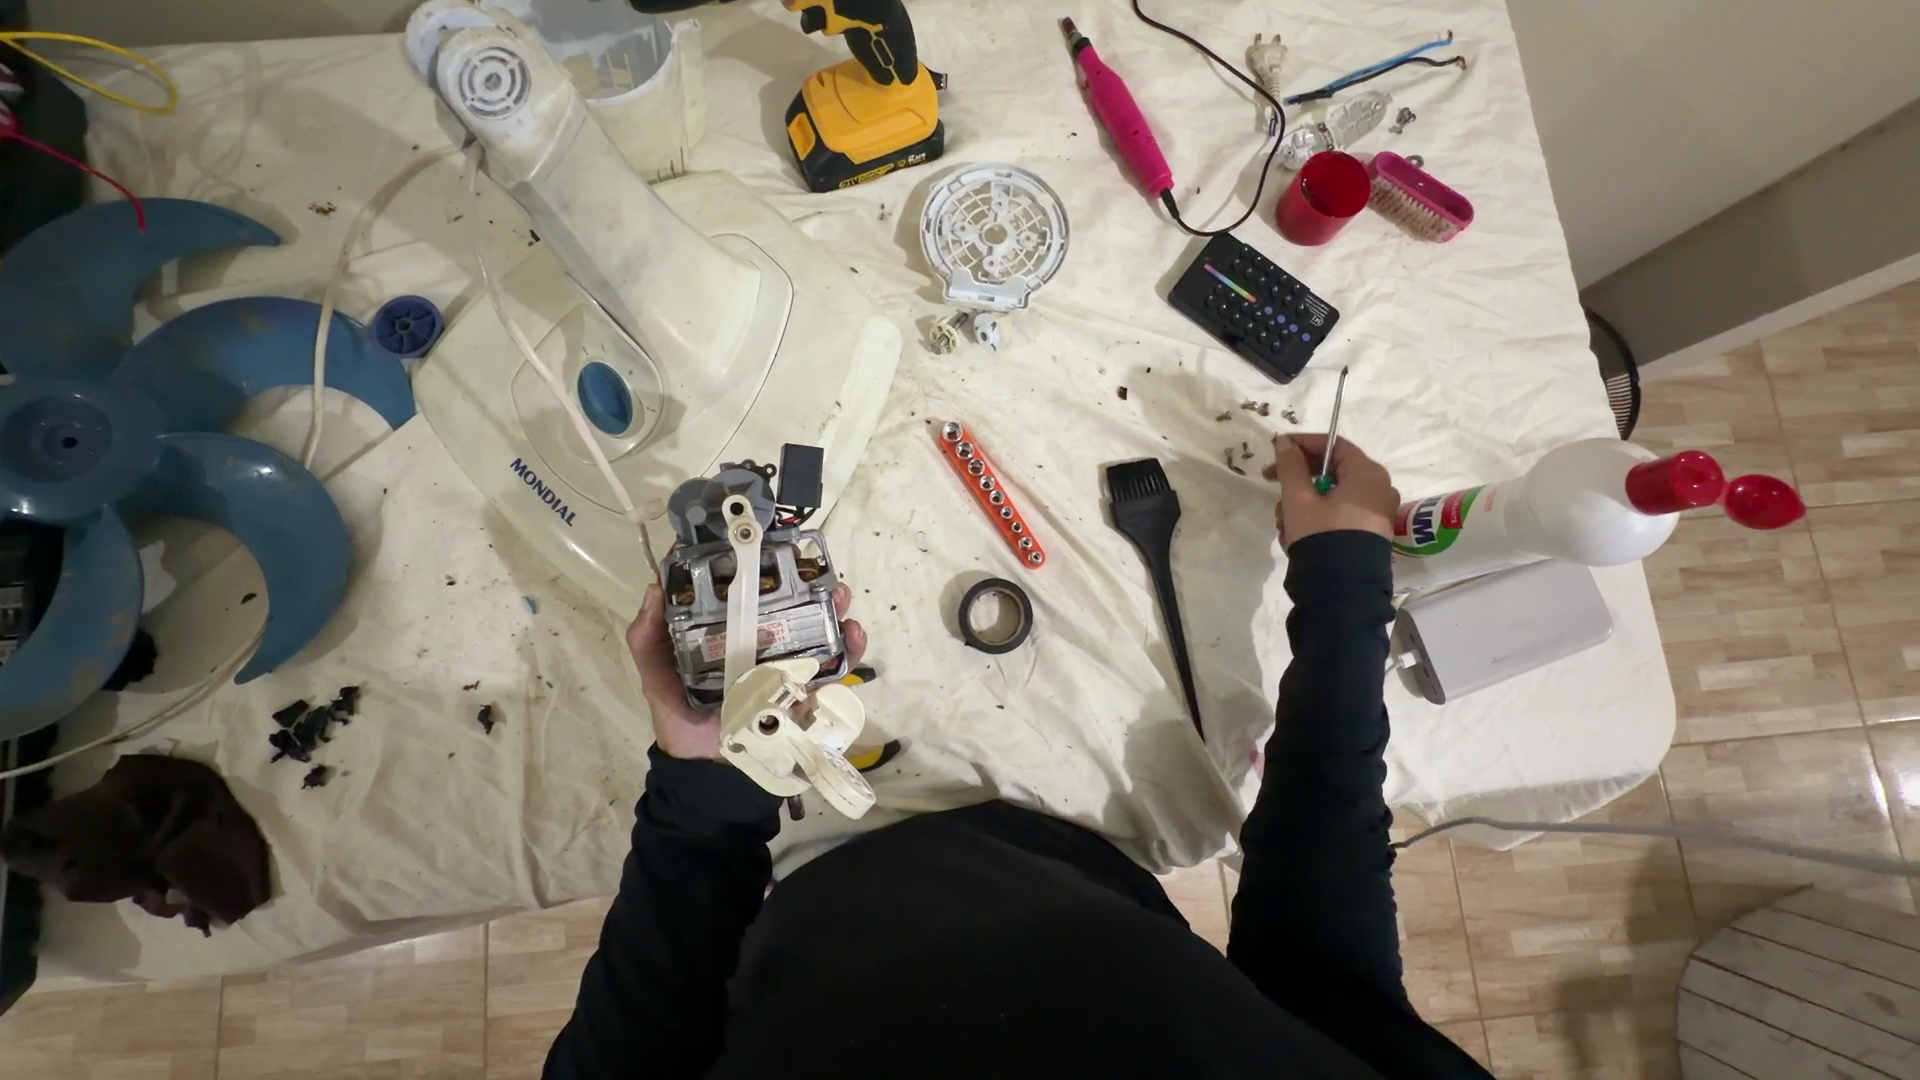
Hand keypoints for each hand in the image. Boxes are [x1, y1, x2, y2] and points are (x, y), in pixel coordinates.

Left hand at [626, 582, 867, 760]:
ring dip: (834, 607)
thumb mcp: (658, 674)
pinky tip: (853, 634)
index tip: (768, 544)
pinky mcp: (808, 689)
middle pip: (793, 602)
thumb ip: (650, 637)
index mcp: (730, 631)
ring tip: (839, 597)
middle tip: (816, 569)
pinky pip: (835, 666)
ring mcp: (789, 664)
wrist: (708, 772)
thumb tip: (655, 586)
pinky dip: (850, 648)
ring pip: (820, 626)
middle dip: (810, 582)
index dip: (763, 565)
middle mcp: (764, 639)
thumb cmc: (681, 718)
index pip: (749, 590)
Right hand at [1263, 434, 1399, 550]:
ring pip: (1333, 492)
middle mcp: (1379, 488)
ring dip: (1303, 499)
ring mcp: (1377, 511)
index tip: (1276, 449)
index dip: (1302, 443)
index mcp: (1367, 474)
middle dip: (1298, 476)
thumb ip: (1290, 466)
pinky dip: (1317, 514)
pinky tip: (1296, 531)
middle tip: (1271, 481)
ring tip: (1283, 520)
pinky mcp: (1370, 530)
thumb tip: (1284, 442)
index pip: (1334, 444)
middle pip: (1333, 469)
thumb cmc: (1321, 535)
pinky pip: (1341, 511)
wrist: (1341, 587)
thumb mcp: (1298, 499)